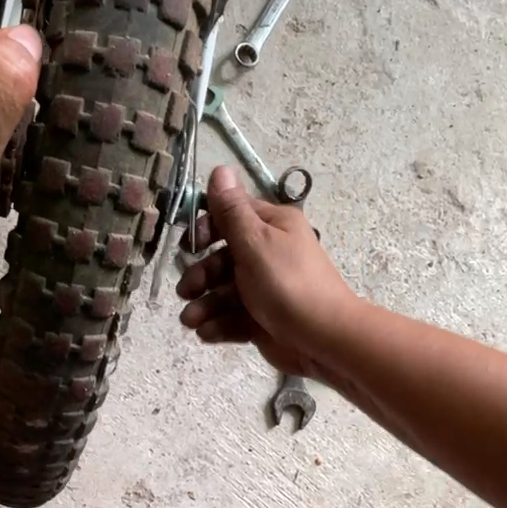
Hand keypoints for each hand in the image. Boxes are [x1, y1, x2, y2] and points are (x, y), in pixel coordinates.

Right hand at [175, 166, 362, 381]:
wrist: (322, 339)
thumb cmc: (288, 284)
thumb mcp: (256, 242)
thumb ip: (232, 211)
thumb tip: (220, 168)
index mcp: (272, 227)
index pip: (231, 217)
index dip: (206, 229)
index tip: (190, 246)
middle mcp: (267, 254)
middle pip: (222, 259)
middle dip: (200, 276)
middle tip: (184, 292)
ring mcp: (263, 290)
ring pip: (223, 293)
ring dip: (203, 306)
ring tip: (190, 322)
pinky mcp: (260, 320)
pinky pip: (232, 319)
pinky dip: (217, 325)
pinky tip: (206, 334)